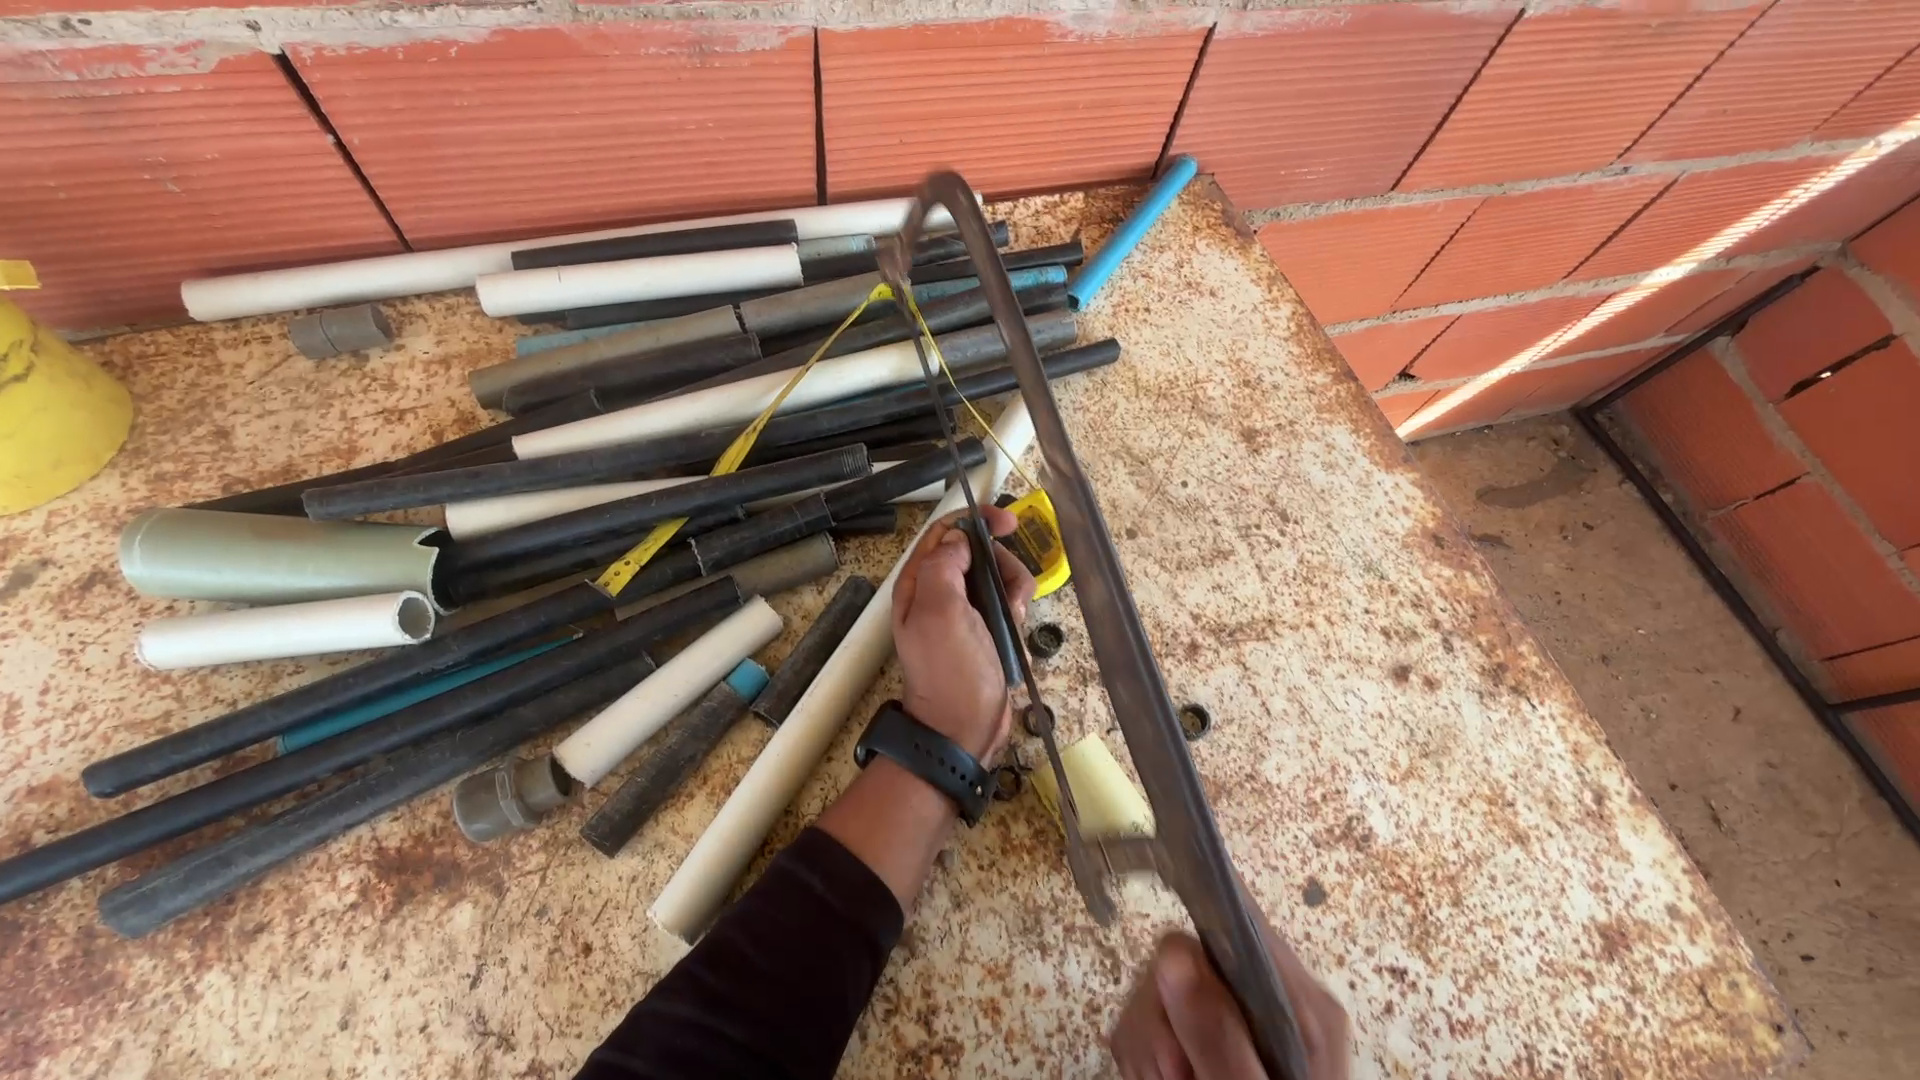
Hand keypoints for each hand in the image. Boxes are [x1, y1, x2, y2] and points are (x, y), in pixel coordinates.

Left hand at [891, 506, 1035, 762]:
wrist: (962, 728)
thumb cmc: (950, 671)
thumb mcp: (939, 612)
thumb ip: (944, 566)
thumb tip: (960, 538)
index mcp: (919, 583)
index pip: (945, 532)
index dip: (975, 520)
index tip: (1008, 523)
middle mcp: (939, 592)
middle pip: (977, 551)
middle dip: (1000, 563)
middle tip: (1010, 590)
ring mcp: (964, 612)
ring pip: (997, 575)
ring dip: (1013, 589)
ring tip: (1013, 616)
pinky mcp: (986, 629)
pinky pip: (1007, 602)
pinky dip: (1016, 608)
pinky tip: (1015, 627)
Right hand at [1110, 917, 1349, 1079]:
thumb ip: (1219, 1039)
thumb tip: (1171, 957)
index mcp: (1296, 1000)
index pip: (1244, 919)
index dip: (1200, 913)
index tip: (1170, 964)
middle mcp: (1254, 993)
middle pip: (1181, 954)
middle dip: (1163, 1015)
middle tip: (1175, 1074)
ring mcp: (1217, 1014)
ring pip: (1150, 991)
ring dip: (1147, 1049)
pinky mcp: (1183, 1036)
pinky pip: (1138, 1024)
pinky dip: (1138, 1061)